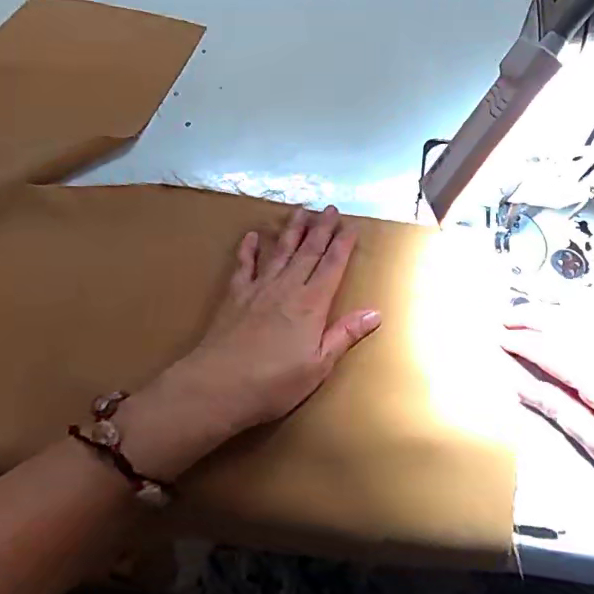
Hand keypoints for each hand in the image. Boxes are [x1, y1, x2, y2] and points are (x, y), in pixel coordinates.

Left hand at [120, 206, 380, 476]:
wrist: (218, 385)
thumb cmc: (274, 383)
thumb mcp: (319, 366)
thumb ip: (344, 335)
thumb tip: (375, 312)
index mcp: (312, 304)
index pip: (332, 266)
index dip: (343, 245)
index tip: (352, 227)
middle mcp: (287, 288)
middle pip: (308, 251)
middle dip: (321, 229)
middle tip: (330, 208)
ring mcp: (259, 288)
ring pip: (280, 251)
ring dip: (292, 230)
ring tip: (301, 211)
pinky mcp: (235, 296)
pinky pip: (244, 265)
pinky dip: (249, 249)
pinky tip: (252, 236)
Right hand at [499, 293, 593, 544]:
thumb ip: (562, 412)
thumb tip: (525, 389)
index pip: (552, 351)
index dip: (522, 343)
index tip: (500, 340)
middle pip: (567, 323)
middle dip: (531, 315)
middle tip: (505, 318)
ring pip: (590, 311)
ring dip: (555, 305)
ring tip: (531, 306)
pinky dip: (589, 302)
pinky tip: (579, 303)